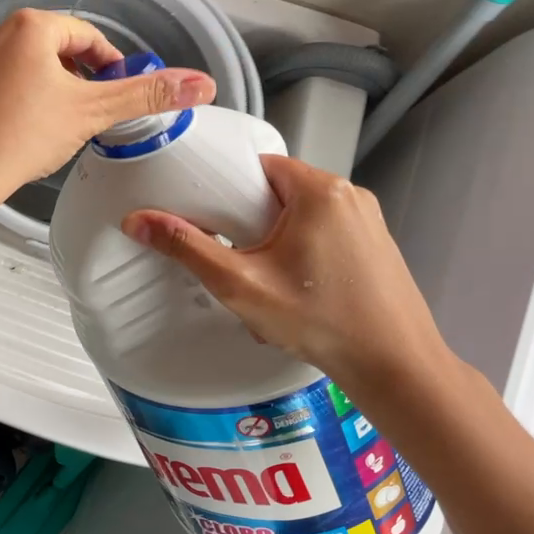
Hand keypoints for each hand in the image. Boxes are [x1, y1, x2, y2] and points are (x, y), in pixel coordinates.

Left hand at [0, 9, 213, 203]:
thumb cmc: (23, 135)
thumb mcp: (92, 111)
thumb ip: (145, 95)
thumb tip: (202, 83)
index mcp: (31, 25)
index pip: (88, 35)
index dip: (110, 64)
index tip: (118, 91)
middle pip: (58, 48)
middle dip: (81, 77)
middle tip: (90, 111)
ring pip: (31, 66)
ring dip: (54, 88)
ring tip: (61, 123)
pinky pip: (6, 81)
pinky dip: (26, 98)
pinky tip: (30, 129)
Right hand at [122, 154, 454, 396]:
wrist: (396, 367)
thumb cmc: (321, 320)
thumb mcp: (239, 283)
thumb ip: (185, 247)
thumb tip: (137, 220)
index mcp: (320, 191)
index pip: (256, 166)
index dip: (223, 187)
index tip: (203, 214)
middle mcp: (349, 196)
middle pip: (276, 189)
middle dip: (246, 219)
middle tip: (228, 252)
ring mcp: (368, 221)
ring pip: (298, 213)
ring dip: (270, 237)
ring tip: (257, 275)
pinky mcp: (375, 246)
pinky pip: (321, 231)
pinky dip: (297, 249)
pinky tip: (288, 287)